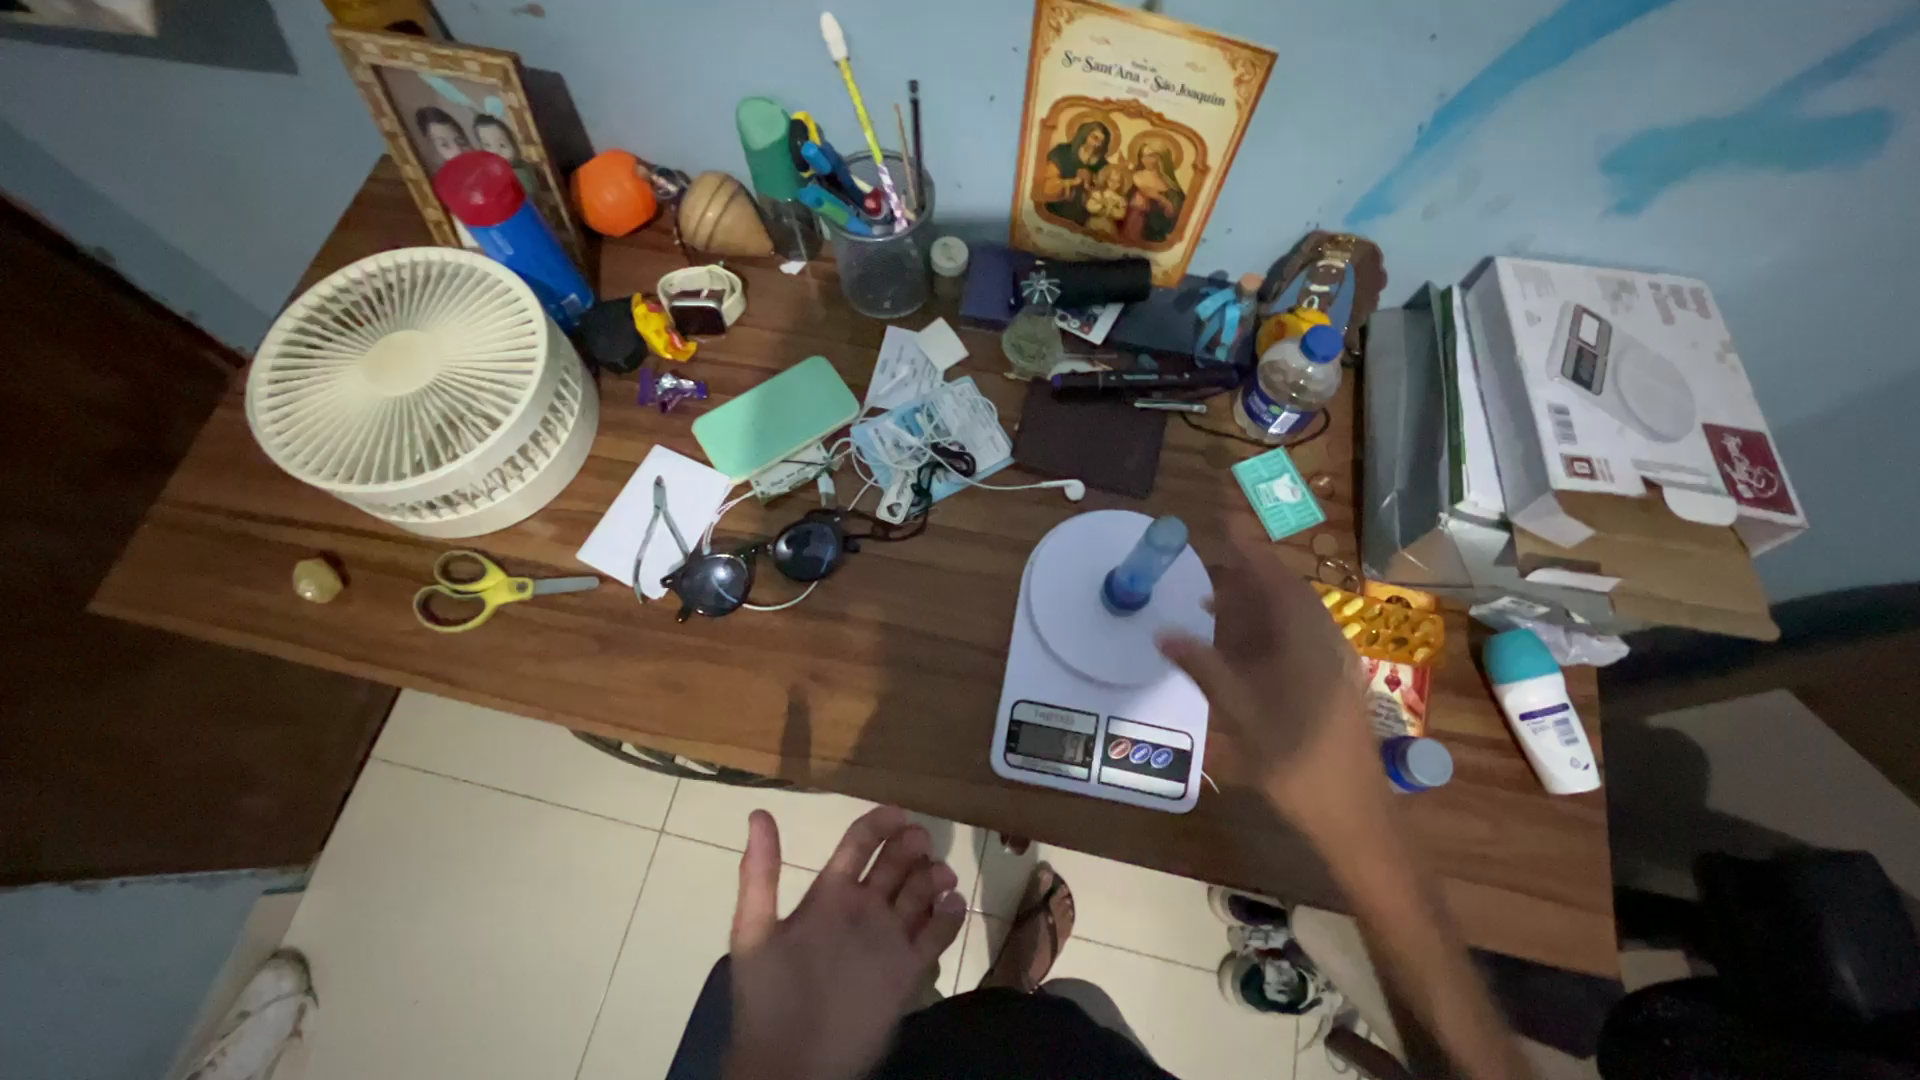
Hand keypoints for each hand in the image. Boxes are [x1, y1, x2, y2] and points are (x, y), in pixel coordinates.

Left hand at [725, 807, 966, 1079]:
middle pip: (896, 863)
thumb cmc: (769, 996)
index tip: (900, 814)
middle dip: (912, 845)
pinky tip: (953, 904)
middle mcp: (863, 909)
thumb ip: (760, 873)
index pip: (860, 844)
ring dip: (934, 876)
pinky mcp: (907, 970)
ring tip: (940, 875)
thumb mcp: (755, 930)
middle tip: (922, 840)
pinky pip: (936, 936)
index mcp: (831, 894)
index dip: (880, 824)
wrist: (789, 1066)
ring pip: (920, 894)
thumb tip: (758, 811)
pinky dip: (949, 918)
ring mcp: (887, 939)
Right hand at [1155, 533, 1381, 831]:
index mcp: (1307, 639)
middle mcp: (1324, 641)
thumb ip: (1203, 666)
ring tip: (1210, 606)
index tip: (1224, 525)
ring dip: (1252, 607)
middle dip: (1244, 580)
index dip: (1248, 551)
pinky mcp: (1332, 681)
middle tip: (1203, 573)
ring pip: (1290, 618)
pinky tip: (1238, 647)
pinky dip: (1264, 632)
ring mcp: (1332, 662)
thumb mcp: (1239, 711)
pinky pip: (1296, 640)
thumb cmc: (1294, 758)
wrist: (1350, 812)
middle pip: (1283, 594)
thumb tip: (1164, 633)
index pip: (1274, 579)